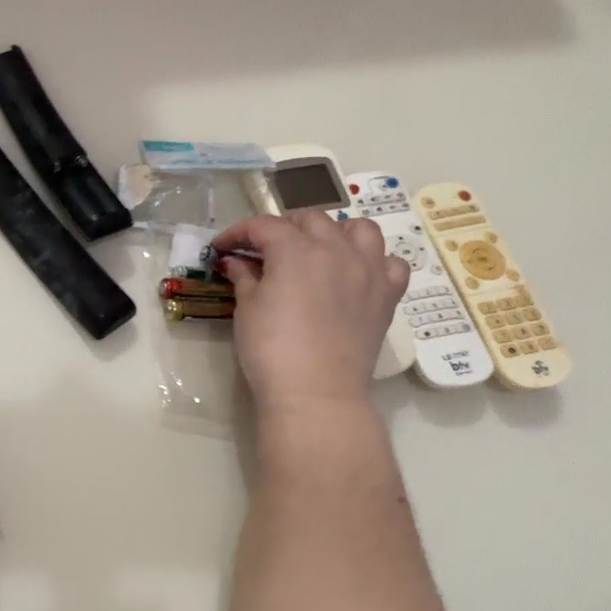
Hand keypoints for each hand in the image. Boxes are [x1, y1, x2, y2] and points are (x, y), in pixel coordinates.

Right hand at [211, 212, 407, 413]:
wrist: (315, 391)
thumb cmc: (270, 349)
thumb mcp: (247, 309)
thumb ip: (244, 277)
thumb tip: (236, 261)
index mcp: (296, 251)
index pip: (263, 226)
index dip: (237, 232)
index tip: (221, 248)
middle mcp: (337, 250)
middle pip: (310, 220)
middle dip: (282, 228)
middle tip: (261, 249)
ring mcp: (369, 270)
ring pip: (359, 229)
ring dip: (334, 232)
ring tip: (316, 249)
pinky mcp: (388, 294)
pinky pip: (389, 262)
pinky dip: (372, 260)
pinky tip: (355, 274)